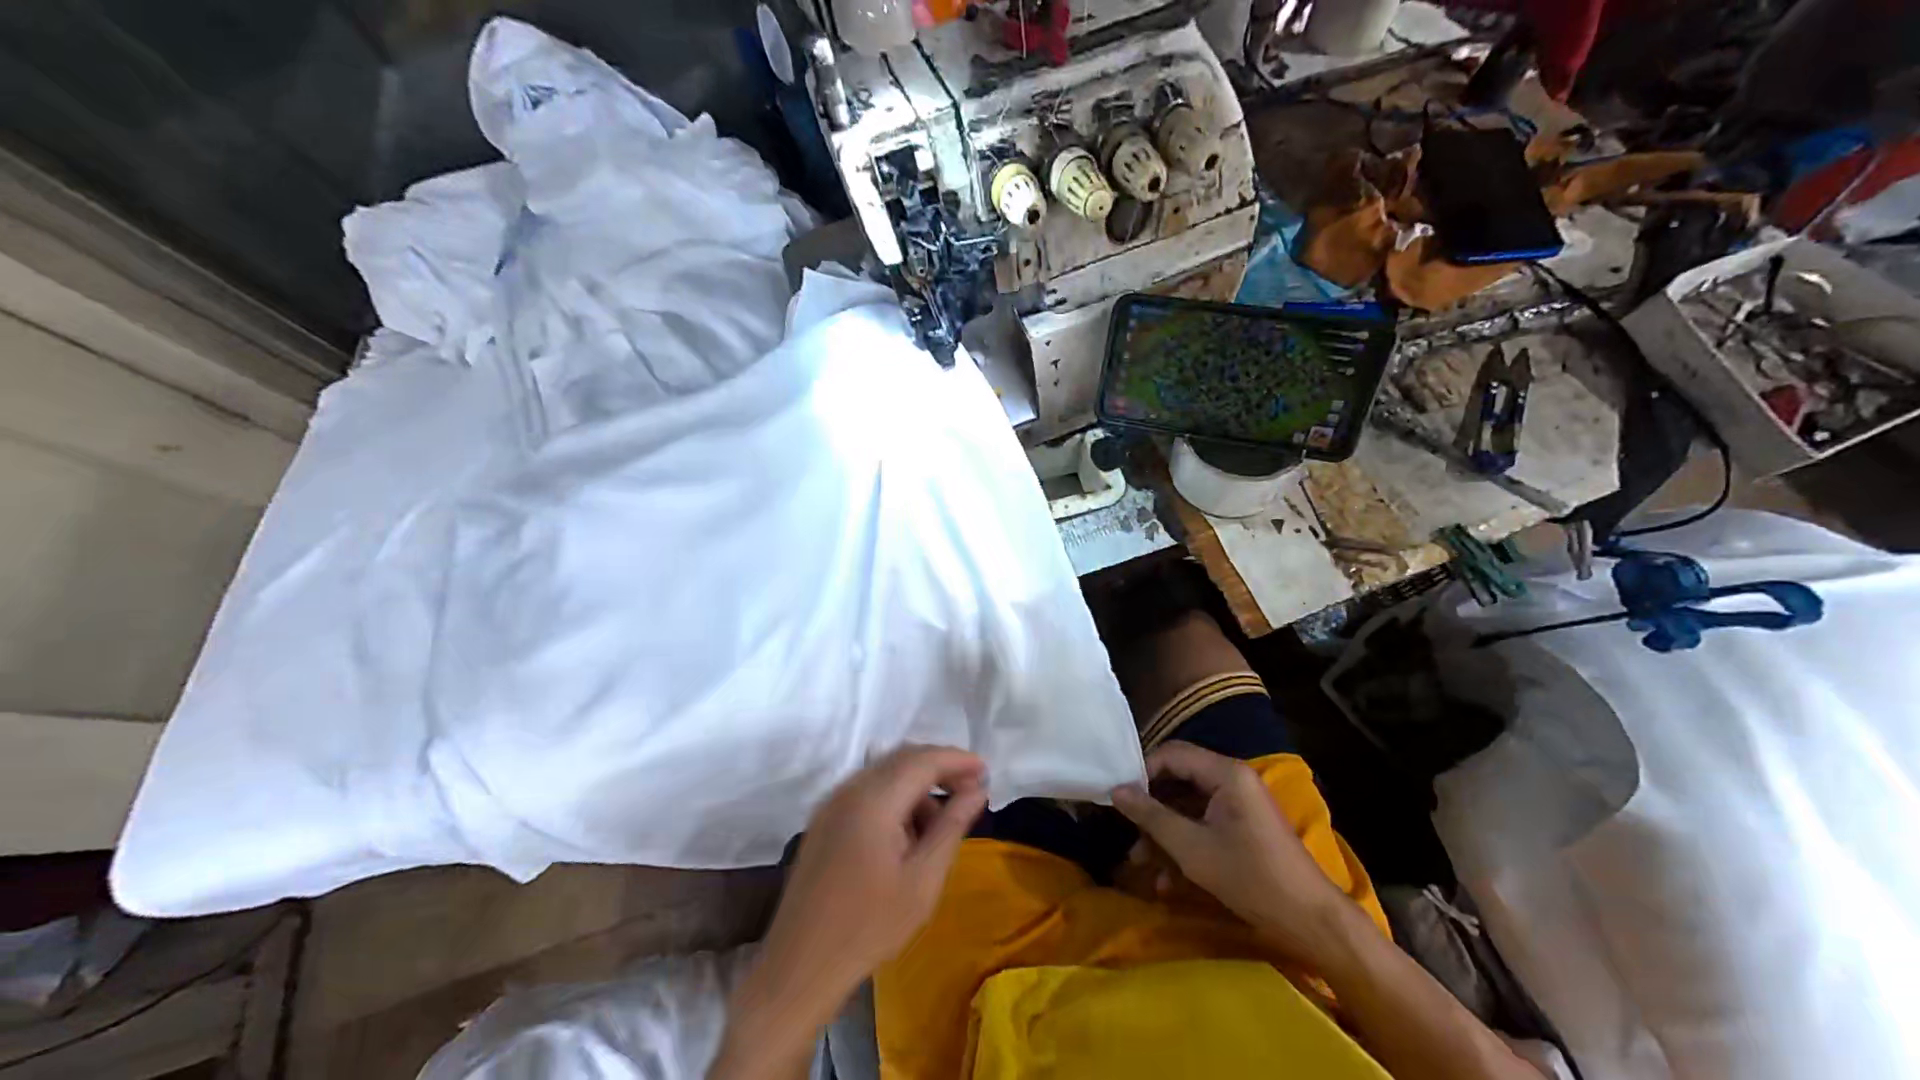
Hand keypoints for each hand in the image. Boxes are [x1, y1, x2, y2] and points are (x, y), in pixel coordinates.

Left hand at [711, 745, 987, 1079]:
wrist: (801, 964)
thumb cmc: (870, 925)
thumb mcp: (923, 880)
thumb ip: (951, 826)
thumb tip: (977, 791)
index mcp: (873, 799)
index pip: (923, 759)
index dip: (958, 760)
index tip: (987, 773)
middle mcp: (849, 789)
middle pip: (901, 758)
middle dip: (940, 768)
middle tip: (971, 792)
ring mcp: (831, 803)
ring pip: (883, 773)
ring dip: (917, 785)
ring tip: (941, 823)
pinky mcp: (823, 820)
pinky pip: (866, 791)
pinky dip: (894, 798)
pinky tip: (908, 832)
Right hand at [1110, 741, 1352, 966]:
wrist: (1309, 920)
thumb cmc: (1249, 876)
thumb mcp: (1191, 847)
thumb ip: (1151, 815)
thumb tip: (1115, 790)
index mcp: (1226, 773)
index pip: (1172, 754)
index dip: (1142, 772)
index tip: (1119, 798)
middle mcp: (1233, 780)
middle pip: (1178, 780)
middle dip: (1150, 809)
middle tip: (1126, 831)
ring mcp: (1240, 805)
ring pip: (1187, 807)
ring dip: (1163, 834)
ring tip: (1140, 863)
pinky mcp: (1243, 828)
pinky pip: (1203, 825)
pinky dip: (1183, 846)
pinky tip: (1166, 881)